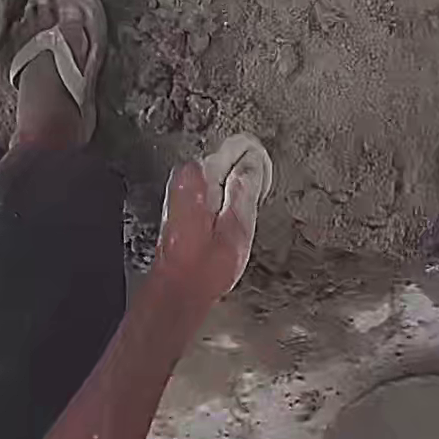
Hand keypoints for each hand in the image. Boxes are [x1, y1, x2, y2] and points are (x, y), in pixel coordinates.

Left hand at [152, 149, 264, 302]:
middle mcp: (186, 175)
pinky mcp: (183, 200)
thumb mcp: (237, 226)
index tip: (261, 186)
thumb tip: (254, 160)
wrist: (176, 292)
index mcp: (199, 175)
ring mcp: (182, 187)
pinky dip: (226, 199)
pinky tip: (226, 223)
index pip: (240, 145)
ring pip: (223, 172)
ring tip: (238, 219)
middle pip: (230, 156)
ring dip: (237, 190)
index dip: (258, 164)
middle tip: (250, 207)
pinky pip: (214, 186)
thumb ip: (246, 187)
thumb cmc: (204, 267)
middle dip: (247, 177)